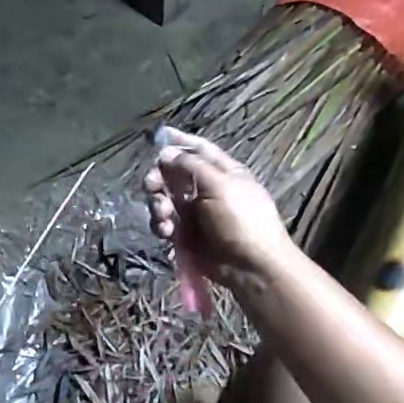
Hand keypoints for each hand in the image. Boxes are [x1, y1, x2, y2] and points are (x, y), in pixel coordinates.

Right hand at [143, 126, 294, 291]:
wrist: (252, 267)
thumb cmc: (243, 221)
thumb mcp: (220, 186)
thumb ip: (191, 165)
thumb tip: (167, 151)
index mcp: (223, 171)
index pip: (198, 148)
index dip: (178, 140)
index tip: (157, 134)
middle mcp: (207, 188)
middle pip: (173, 173)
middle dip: (158, 177)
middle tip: (151, 185)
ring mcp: (195, 213)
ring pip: (164, 198)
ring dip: (157, 204)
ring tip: (164, 216)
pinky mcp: (186, 234)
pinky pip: (164, 222)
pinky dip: (160, 225)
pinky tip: (166, 232)